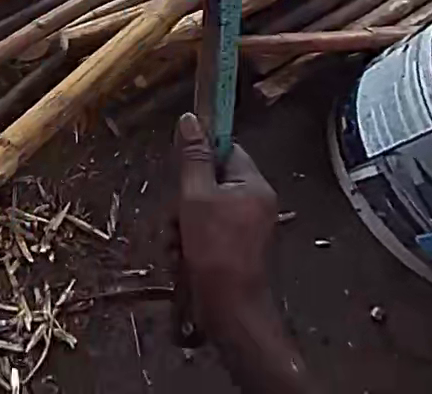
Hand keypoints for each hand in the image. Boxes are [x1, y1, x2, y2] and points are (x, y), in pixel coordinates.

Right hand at [174, 115, 311, 393]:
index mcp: (253, 185)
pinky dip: (186, 239)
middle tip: (178, 213)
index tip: (183, 165)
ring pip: (198, 206)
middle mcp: (252, 203)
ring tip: (178, 240)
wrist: (231, 314)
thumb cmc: (217, 249)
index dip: (202, 152)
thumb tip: (191, 118)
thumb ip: (192, 157)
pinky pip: (201, 229)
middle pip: (207, 178)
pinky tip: (181, 253)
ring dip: (179, 220)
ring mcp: (242, 228)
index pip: (226, 148)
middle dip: (183, 197)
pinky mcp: (230, 248)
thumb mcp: (196, 195)